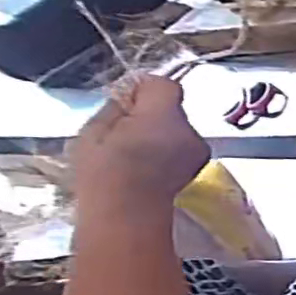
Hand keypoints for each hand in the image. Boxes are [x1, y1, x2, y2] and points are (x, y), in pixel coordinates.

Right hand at [67, 74, 209, 216]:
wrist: (128, 209)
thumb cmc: (104, 171)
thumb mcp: (94, 132)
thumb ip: (115, 109)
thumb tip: (128, 99)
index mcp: (163, 117)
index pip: (166, 85)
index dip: (143, 88)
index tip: (125, 100)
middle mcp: (190, 129)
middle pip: (172, 107)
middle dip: (149, 112)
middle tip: (123, 130)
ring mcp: (199, 146)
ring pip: (178, 126)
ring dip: (160, 130)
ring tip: (135, 149)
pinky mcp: (200, 161)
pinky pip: (183, 143)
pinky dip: (168, 145)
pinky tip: (150, 161)